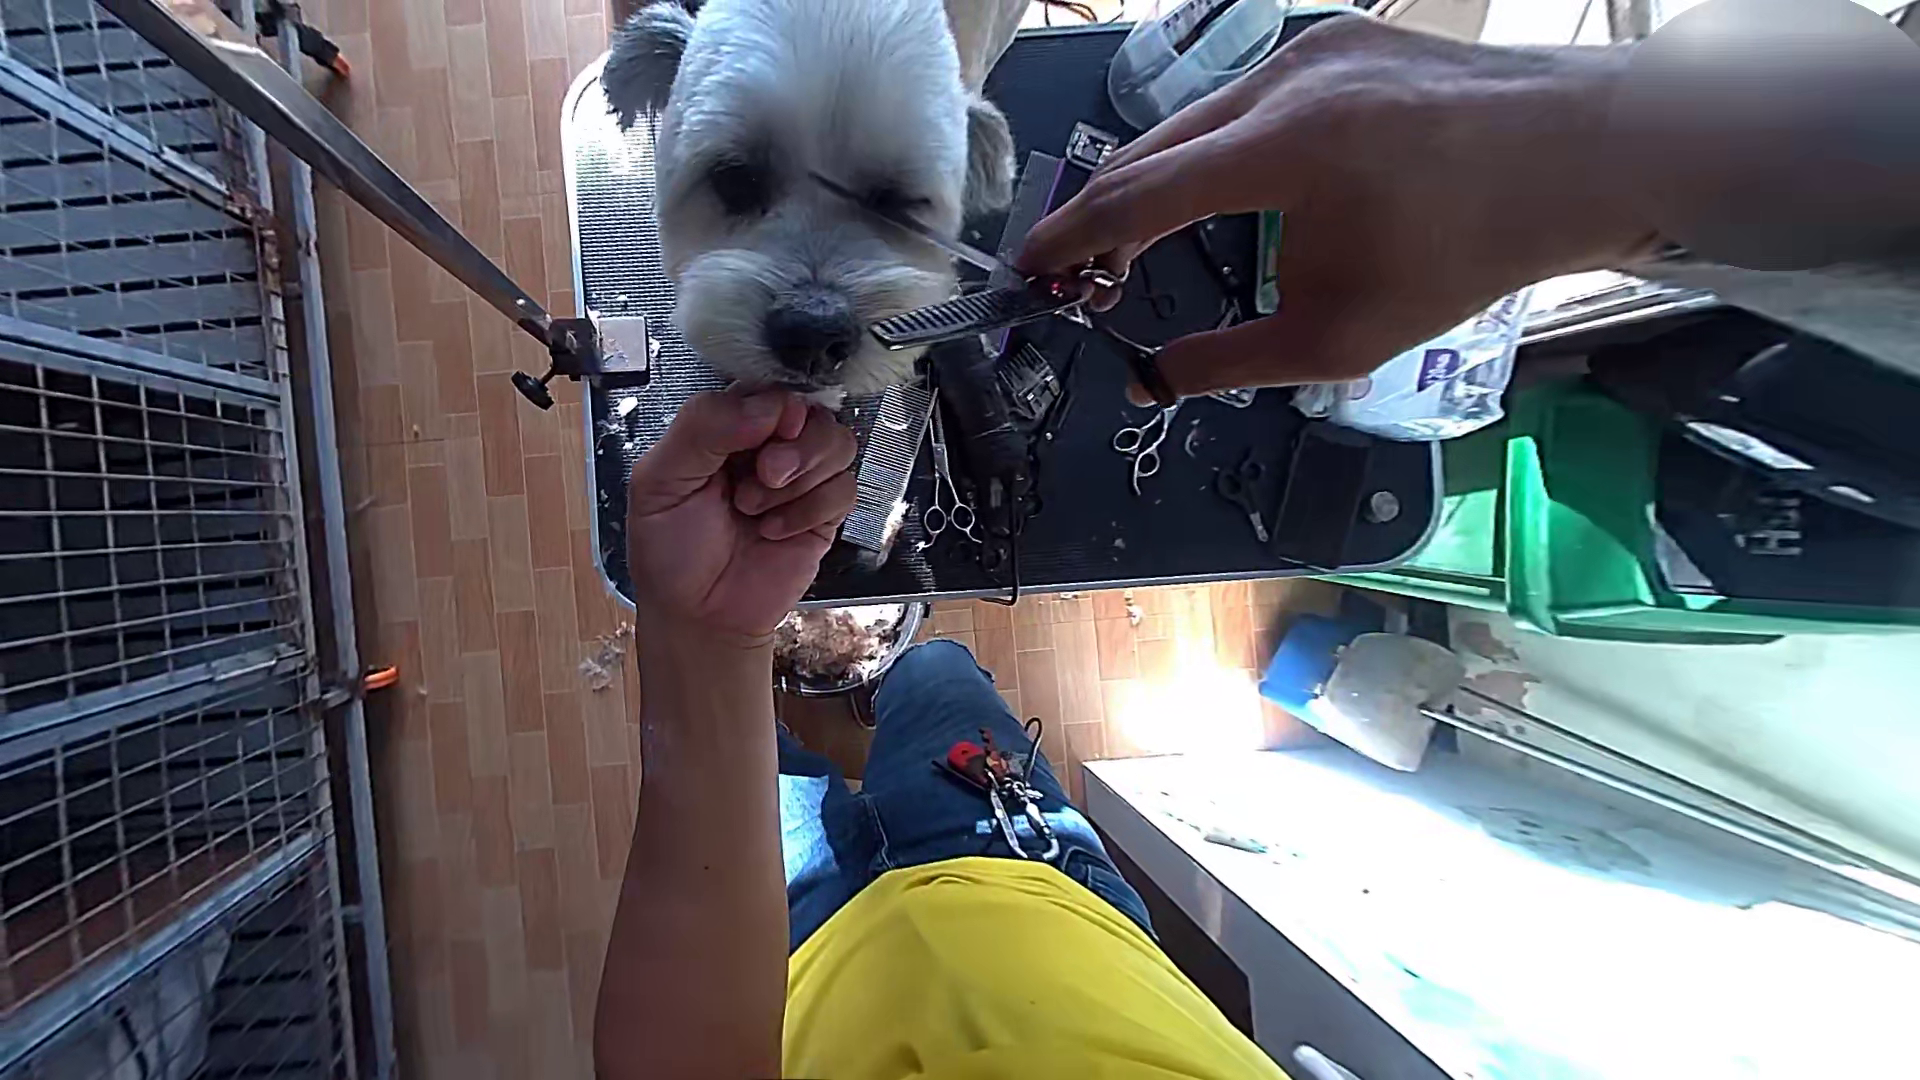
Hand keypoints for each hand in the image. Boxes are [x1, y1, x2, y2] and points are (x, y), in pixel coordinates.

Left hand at [626, 389, 858, 645]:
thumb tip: (770, 405)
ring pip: (840, 445)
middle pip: (816, 413)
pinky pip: (846, 490)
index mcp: (729, 428)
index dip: (779, 406)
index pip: (771, 390)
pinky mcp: (825, 515)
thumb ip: (703, 428)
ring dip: (803, 481)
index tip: (767, 432)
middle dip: (796, 447)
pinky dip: (811, 511)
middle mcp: (770, 447)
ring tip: (759, 510)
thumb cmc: (672, 547)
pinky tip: (776, 532)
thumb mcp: (660, 480)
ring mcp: (803, 481)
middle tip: (764, 476)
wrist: (700, 614)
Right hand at [1019, 17, 1658, 400]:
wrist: (1597, 154)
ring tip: (1120, 254)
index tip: (1028, 268)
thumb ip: (1220, 364)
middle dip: (1095, 221)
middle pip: (1145, 155)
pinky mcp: (1330, 42)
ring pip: (1181, 130)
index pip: (1136, 194)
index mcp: (1284, 148)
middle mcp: (1282, 78)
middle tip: (1071, 277)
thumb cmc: (1462, 259)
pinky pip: (1225, 111)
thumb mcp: (1329, 341)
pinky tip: (1187, 205)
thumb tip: (1144, 383)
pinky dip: (1187, 164)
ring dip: (1139, 194)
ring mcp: (1308, 47)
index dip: (1071, 236)